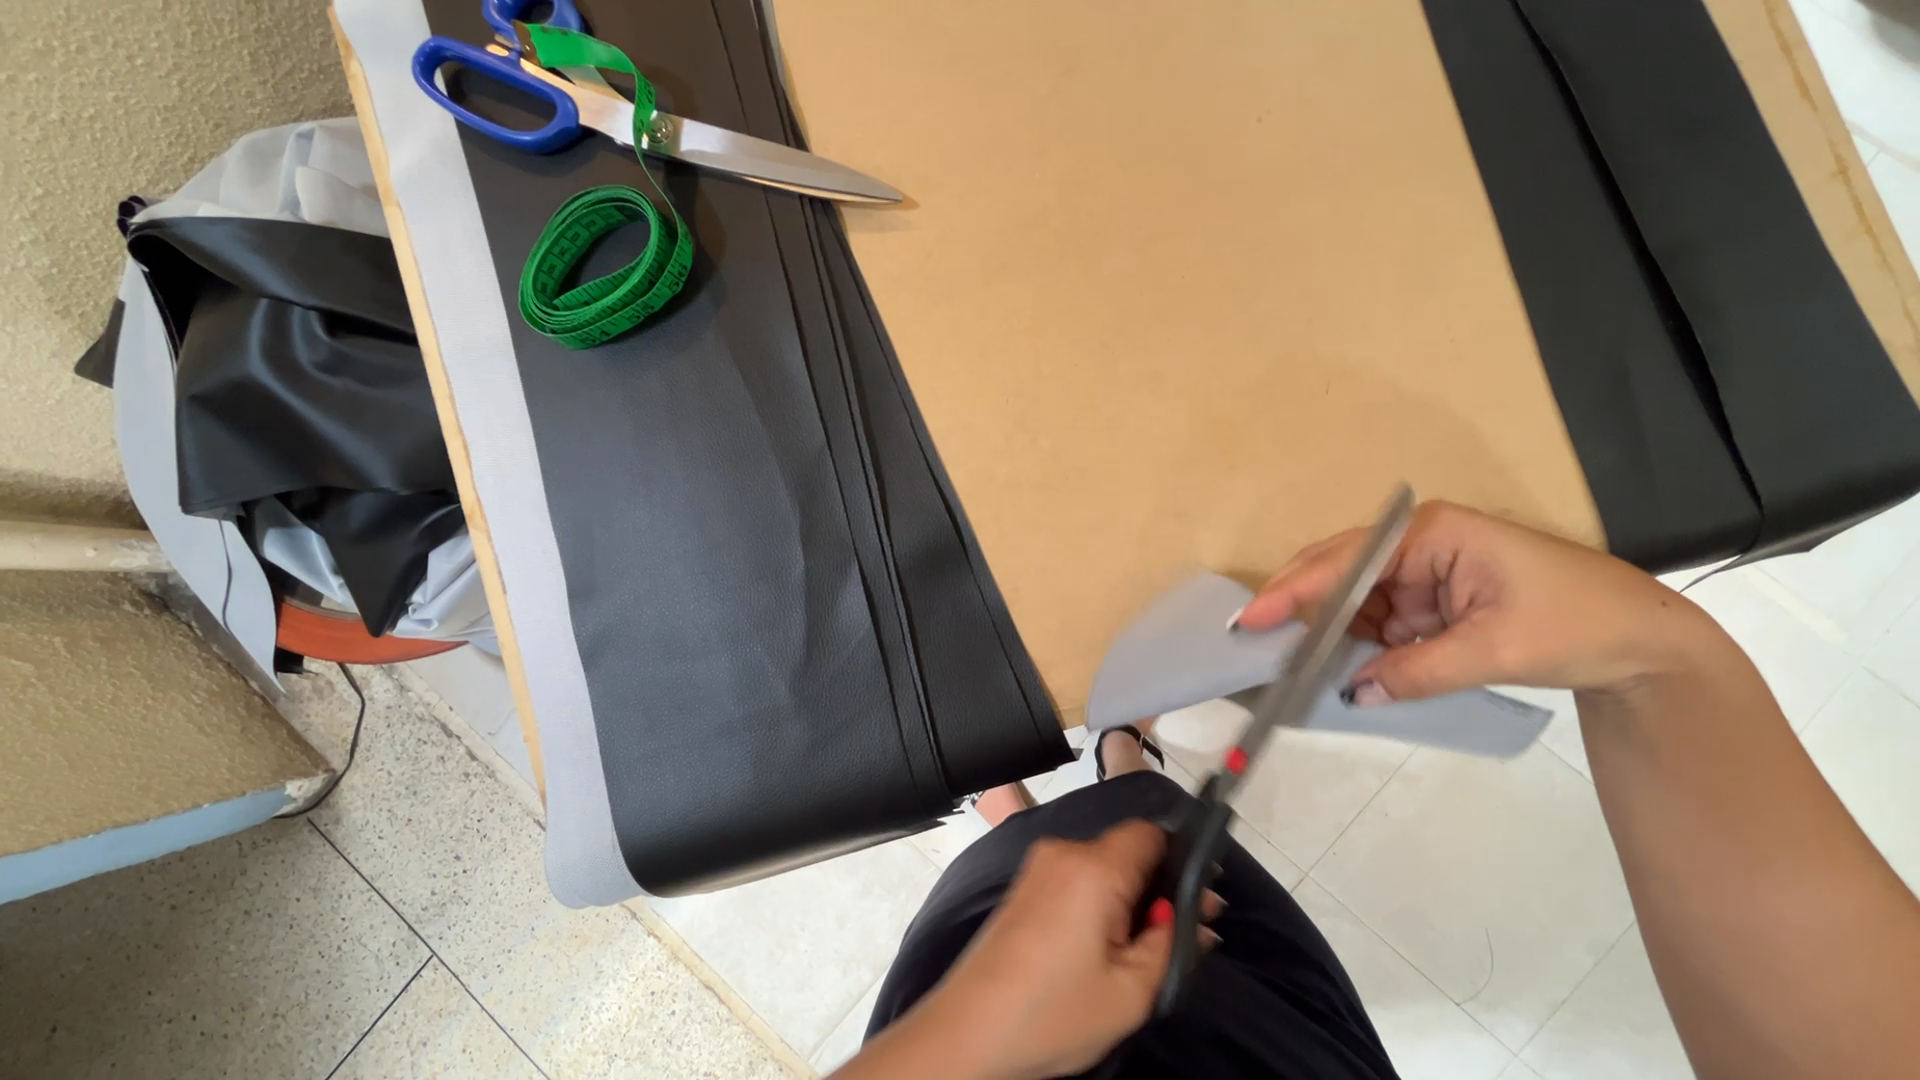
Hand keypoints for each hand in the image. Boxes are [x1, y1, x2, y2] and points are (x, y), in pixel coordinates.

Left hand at [852, 821, 1218, 1079]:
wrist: (968, 1032)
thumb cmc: (1049, 1014)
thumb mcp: (1131, 991)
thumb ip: (1173, 945)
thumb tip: (1199, 918)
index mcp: (1093, 867)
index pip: (1152, 832)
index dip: (1183, 862)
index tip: (1200, 902)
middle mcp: (1063, 853)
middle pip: (1127, 851)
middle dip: (1157, 888)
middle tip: (1179, 939)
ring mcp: (1038, 868)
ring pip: (1103, 868)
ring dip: (1128, 900)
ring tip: (1139, 954)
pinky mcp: (1024, 888)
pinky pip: (1076, 880)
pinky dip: (1098, 904)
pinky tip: (1105, 949)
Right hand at [1236, 500, 1722, 702]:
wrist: (1645, 645)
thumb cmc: (1577, 625)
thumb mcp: (1495, 650)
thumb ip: (1417, 671)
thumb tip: (1352, 694)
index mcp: (1432, 533)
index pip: (1348, 560)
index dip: (1296, 591)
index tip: (1252, 619)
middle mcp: (1418, 543)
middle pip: (1340, 571)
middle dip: (1302, 606)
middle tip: (1254, 638)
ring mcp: (1423, 570)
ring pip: (1354, 600)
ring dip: (1330, 633)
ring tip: (1290, 662)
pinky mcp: (1430, 599)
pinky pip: (1379, 621)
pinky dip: (1359, 646)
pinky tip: (1338, 666)